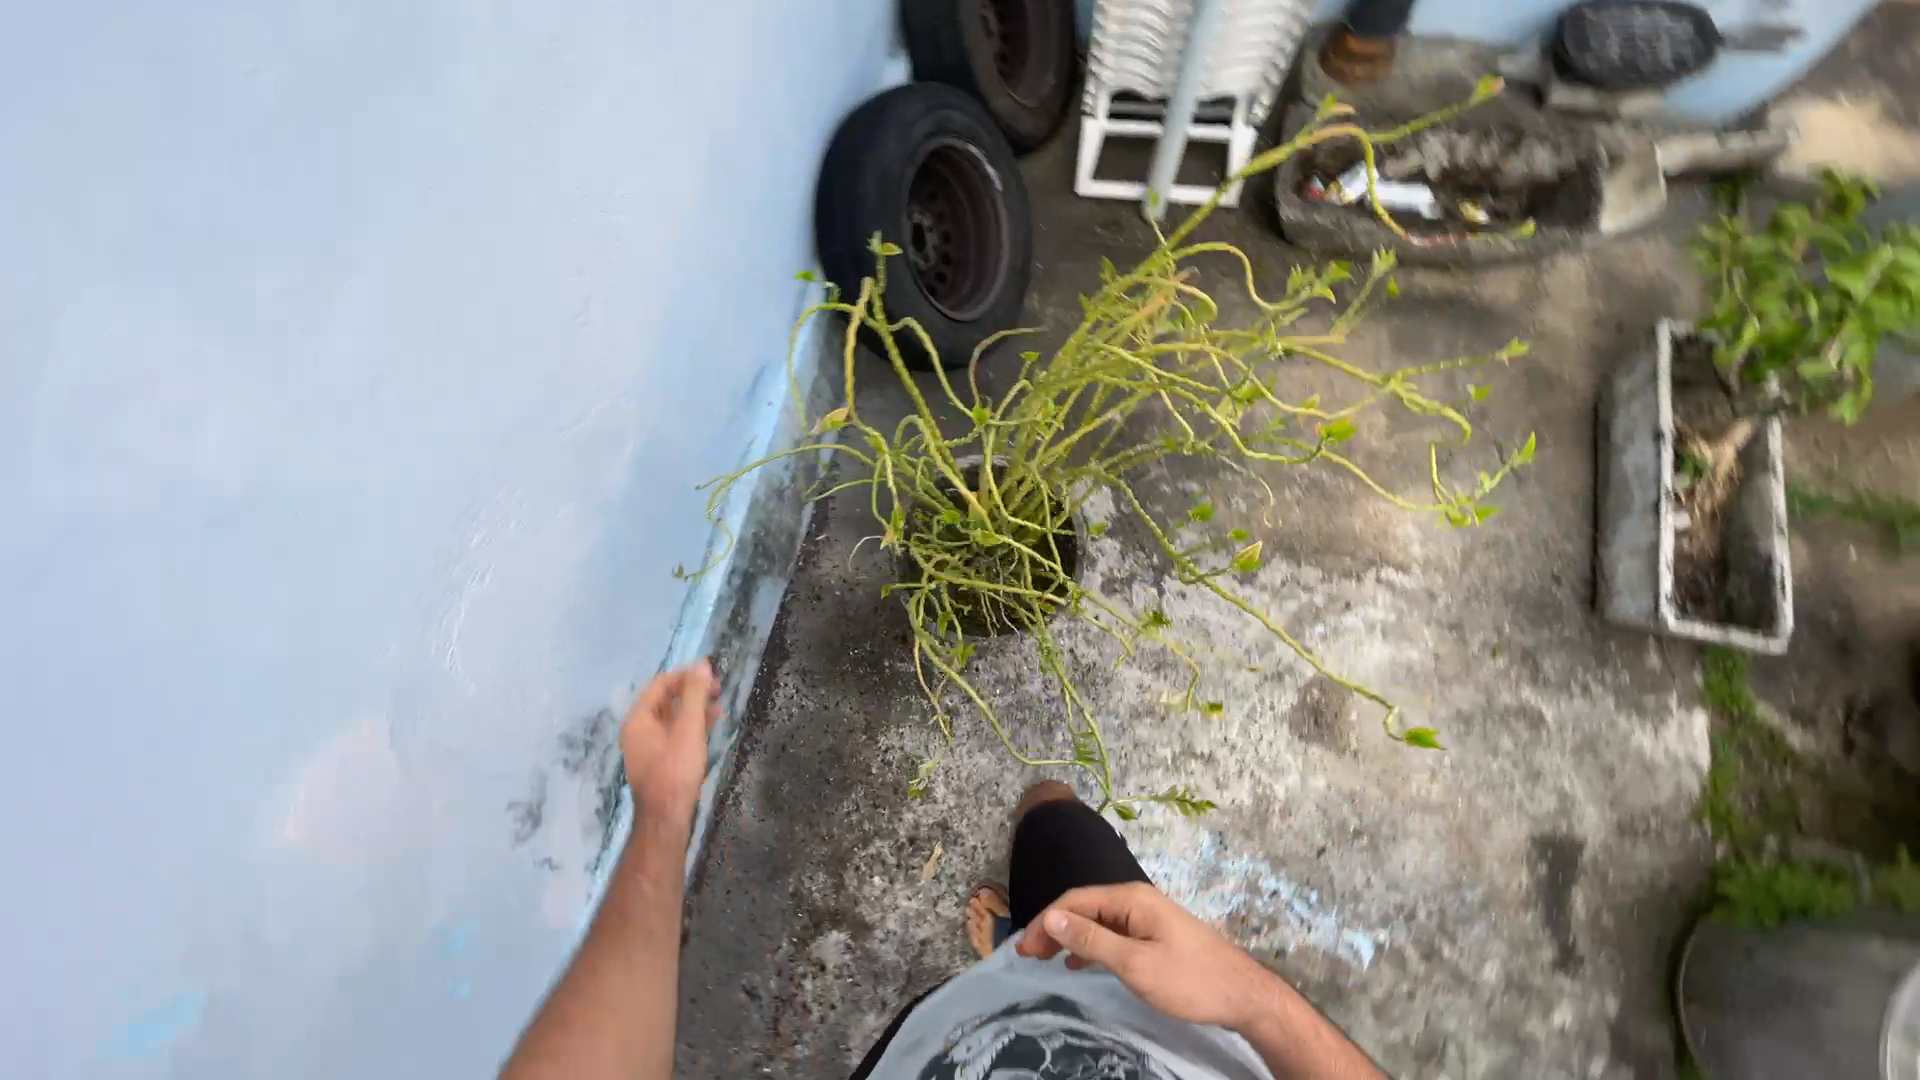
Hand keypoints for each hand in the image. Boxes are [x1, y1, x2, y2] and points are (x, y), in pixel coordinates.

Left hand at [620, 660, 720, 822]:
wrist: (667, 817)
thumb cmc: (675, 770)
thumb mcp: (688, 728)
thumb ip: (694, 694)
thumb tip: (701, 663)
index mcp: (639, 719)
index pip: (660, 684)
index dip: (684, 675)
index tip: (710, 672)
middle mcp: (639, 730)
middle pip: (665, 699)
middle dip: (691, 690)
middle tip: (717, 687)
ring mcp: (649, 747)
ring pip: (672, 717)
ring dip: (695, 707)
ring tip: (719, 703)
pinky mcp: (661, 760)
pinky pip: (676, 733)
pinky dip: (693, 724)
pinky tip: (712, 724)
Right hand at [1016, 882, 1285, 1031]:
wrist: (1243, 994)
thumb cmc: (1188, 979)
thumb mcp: (1135, 964)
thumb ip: (1091, 940)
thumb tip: (1051, 916)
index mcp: (1129, 899)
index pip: (1075, 901)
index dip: (1046, 921)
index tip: (1024, 949)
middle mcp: (1134, 900)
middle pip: (1083, 907)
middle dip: (1053, 927)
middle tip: (1028, 955)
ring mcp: (1145, 917)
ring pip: (1096, 921)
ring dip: (1069, 938)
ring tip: (1045, 960)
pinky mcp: (1152, 935)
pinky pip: (1110, 933)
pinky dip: (1089, 946)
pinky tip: (1077, 964)